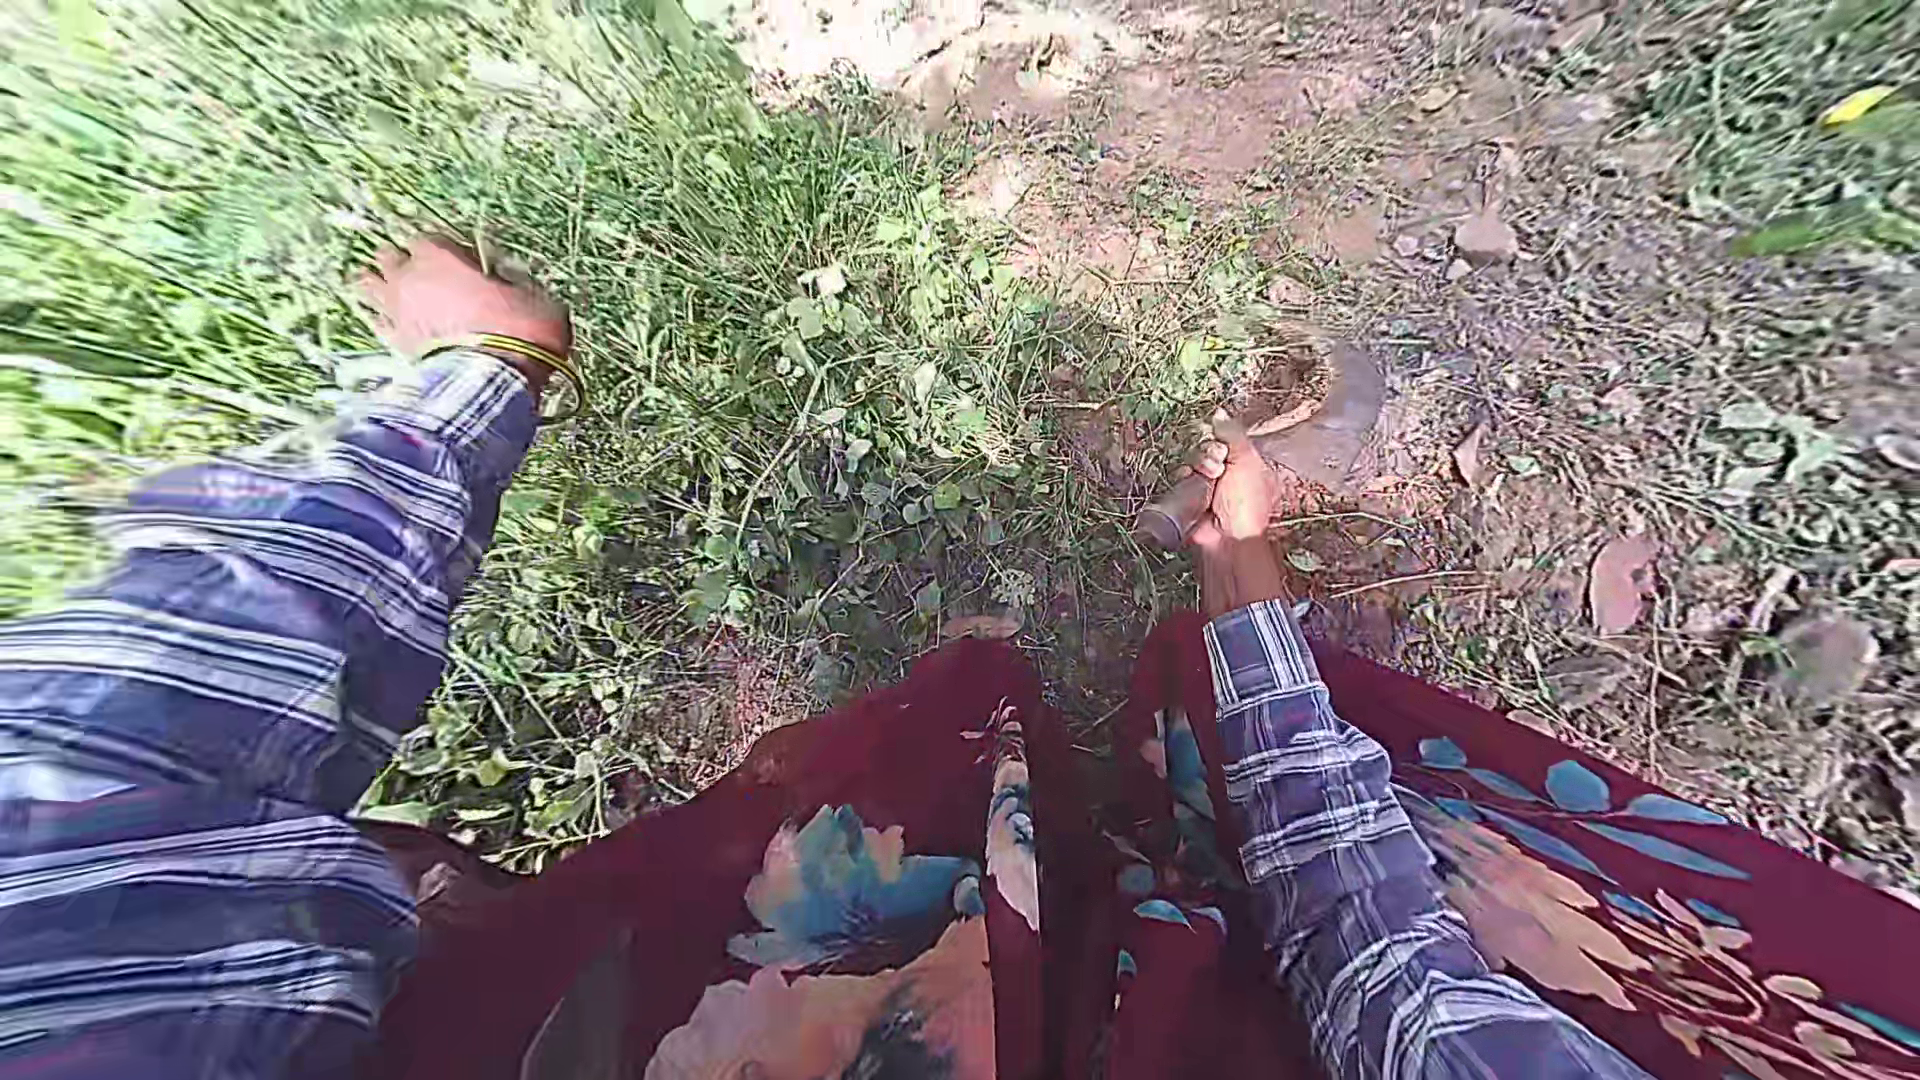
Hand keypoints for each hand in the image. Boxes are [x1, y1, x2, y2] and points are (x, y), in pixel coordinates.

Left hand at [358, 237, 571, 389]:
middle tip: (429, 274)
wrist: (496, 377)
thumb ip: (521, 287)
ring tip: (401, 294)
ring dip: (383, 285)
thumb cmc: (521, 335)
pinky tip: (398, 324)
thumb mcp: (541, 303)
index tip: (469, 263)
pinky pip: (377, 321)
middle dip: (406, 262)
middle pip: (390, 255)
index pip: (433, 239)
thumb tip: (516, 285)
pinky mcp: (395, 341)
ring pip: (369, 283)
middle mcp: (410, 277)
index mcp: (442, 259)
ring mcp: (397, 309)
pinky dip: (385, 320)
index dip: (451, 250)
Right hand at [1186, 409, 1281, 552]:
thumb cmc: (1245, 500)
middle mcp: (1225, 472)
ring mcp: (1206, 485)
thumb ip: (1233, 434)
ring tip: (1207, 481)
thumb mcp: (1247, 461)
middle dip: (1208, 455)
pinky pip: (1178, 478)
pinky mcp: (1188, 496)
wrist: (1227, 537)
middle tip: (1217, 469)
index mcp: (1245, 462)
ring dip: (1196, 468)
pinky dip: (1182, 479)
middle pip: (1205, 447)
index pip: (1224, 437)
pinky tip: (1190, 486)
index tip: (1224, 449)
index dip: (1221, 439)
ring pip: (1190, 461)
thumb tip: (1217, 412)